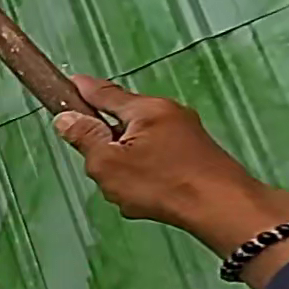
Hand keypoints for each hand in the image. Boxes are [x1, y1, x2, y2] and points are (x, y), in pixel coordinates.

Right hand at [52, 75, 288, 288]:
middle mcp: (168, 113)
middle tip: (88, 158)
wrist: (222, 207)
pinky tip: (137, 189)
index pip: (104, 93)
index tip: (67, 82)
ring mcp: (184, 132)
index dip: (82, 89)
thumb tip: (65, 117)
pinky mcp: (192, 152)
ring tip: (116, 182)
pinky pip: (151, 153)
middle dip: (100, 135)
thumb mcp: (106, 162)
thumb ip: (84, 138)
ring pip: (134, 139)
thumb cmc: (159, 183)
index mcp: (145, 110)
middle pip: (120, 118)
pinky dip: (137, 167)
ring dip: (119, 156)